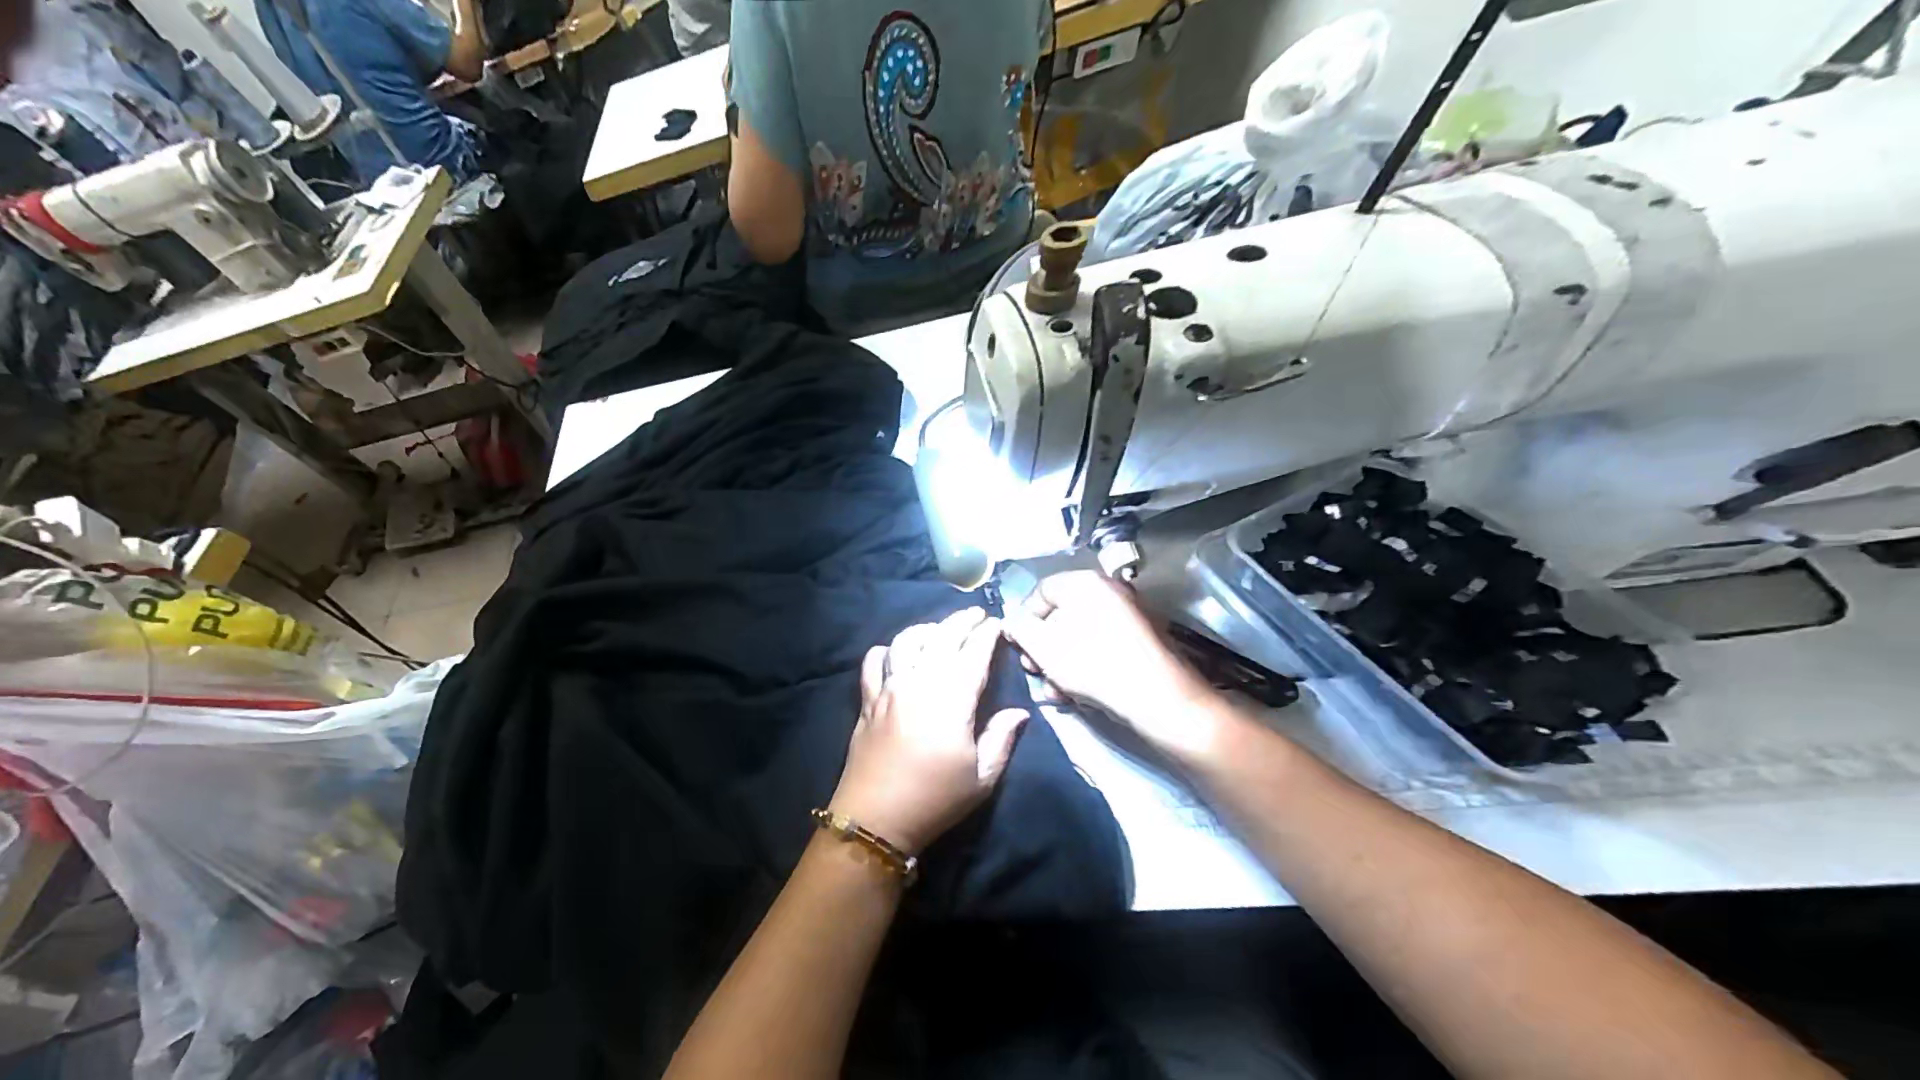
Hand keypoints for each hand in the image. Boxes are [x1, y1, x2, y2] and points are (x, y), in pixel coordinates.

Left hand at [830, 608, 1027, 854]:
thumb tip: (1019, 712)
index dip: (987, 634)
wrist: (874, 819)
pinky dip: (887, 650)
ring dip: (926, 629)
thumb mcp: (982, 778)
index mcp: (952, 699)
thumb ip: (1001, 739)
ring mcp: (889, 689)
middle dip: (961, 621)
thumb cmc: (935, 800)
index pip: (973, 653)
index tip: (997, 623)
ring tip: (940, 630)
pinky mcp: (868, 701)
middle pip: (941, 638)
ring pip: (906, 641)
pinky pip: (874, 662)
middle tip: (976, 615)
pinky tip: (896, 652)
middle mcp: (920, 683)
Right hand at [1003, 572, 1223, 760]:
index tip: (1018, 650)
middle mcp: (1110, 589)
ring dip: (1062, 663)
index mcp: (1084, 581)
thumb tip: (1013, 621)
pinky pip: (1103, 645)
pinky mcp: (1142, 639)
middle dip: (1043, 648)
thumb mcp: (1042, 647)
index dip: (1022, 621)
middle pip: (1061, 615)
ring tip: (1058, 691)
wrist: (1159, 698)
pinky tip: (1082, 693)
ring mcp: (1130, 613)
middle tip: (1036, 672)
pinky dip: (1087, 665)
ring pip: (1081, 635)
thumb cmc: (1093, 665)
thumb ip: (1019, 628)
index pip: (1039, 592)